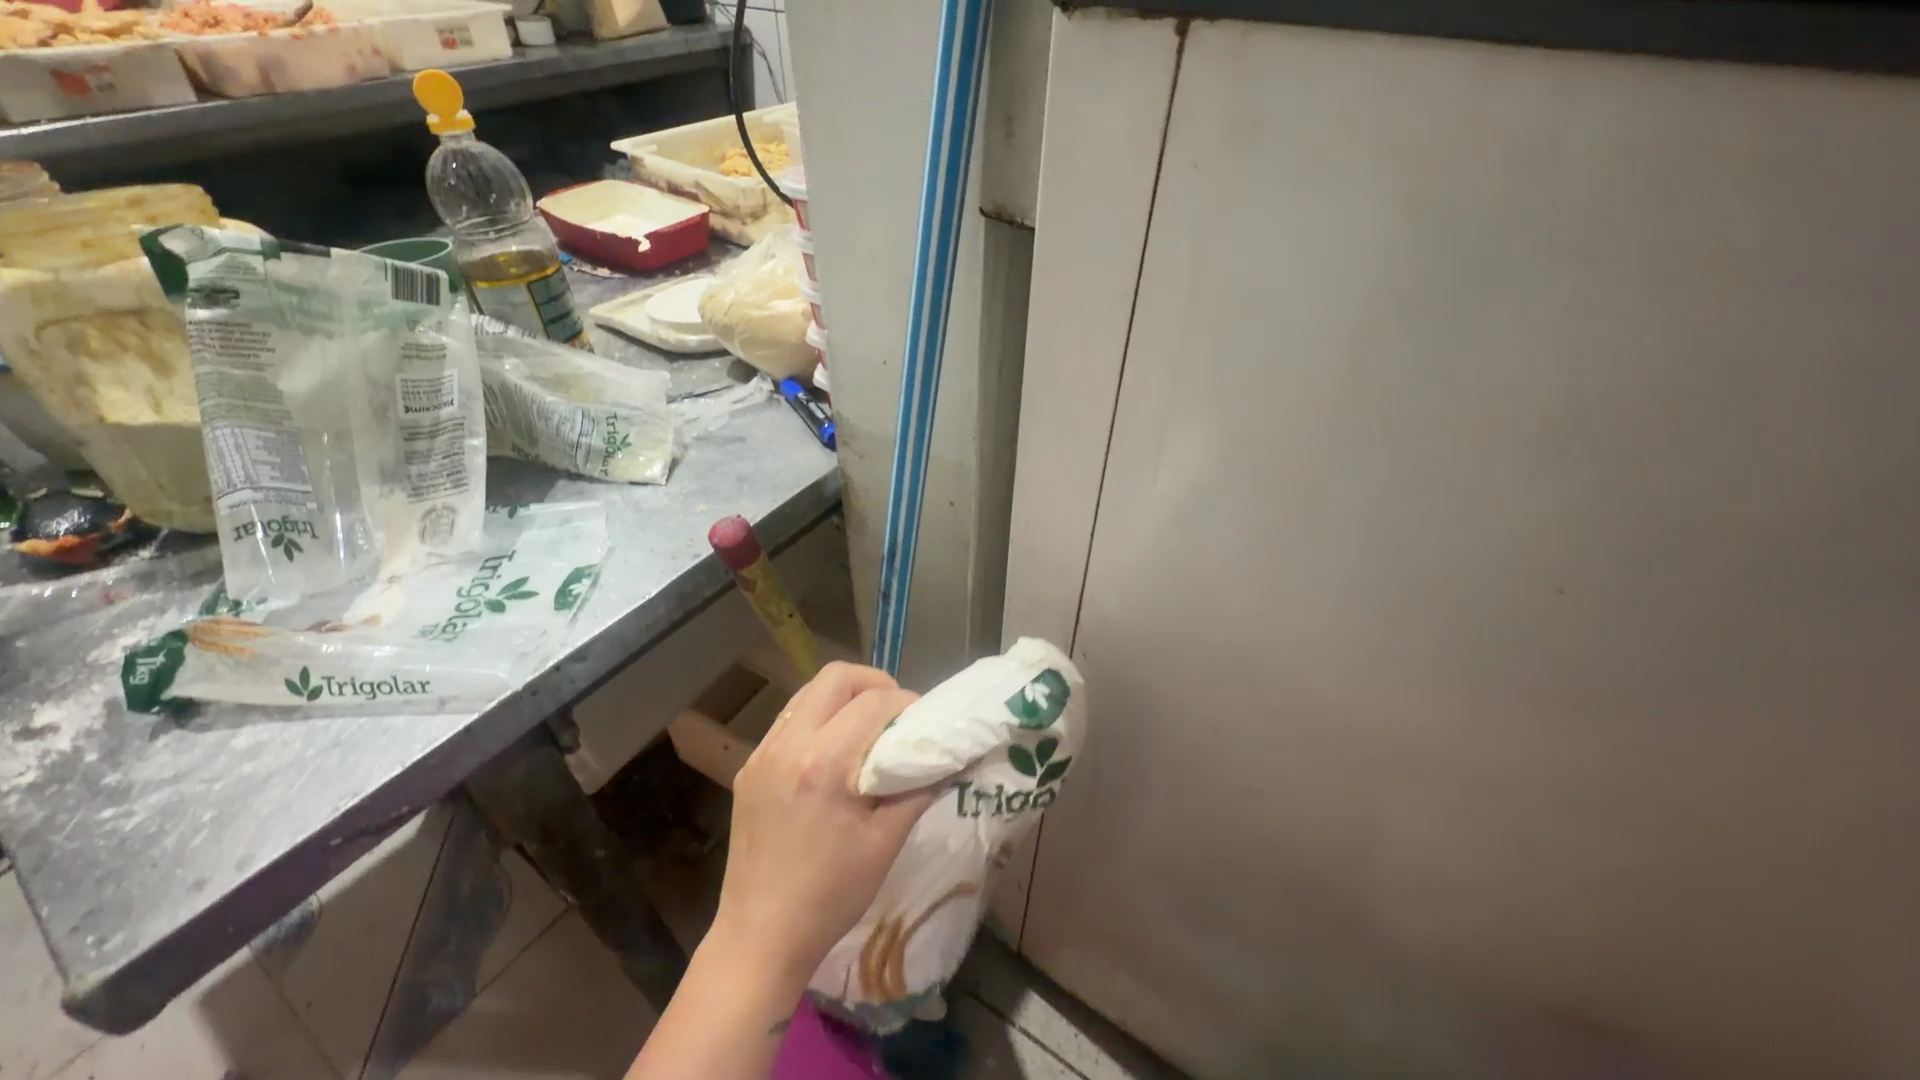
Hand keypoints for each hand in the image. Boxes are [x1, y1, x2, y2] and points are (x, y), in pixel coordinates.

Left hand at [709, 661, 936, 985]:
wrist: (761, 935)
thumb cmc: (832, 895)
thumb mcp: (886, 843)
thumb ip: (918, 789)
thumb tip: (949, 759)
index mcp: (826, 762)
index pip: (875, 701)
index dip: (908, 703)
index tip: (925, 723)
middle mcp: (789, 745)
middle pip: (836, 678)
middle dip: (874, 685)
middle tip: (896, 715)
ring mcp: (762, 754)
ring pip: (807, 694)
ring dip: (843, 700)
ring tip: (867, 732)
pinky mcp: (749, 770)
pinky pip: (788, 723)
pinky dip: (817, 722)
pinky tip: (832, 756)